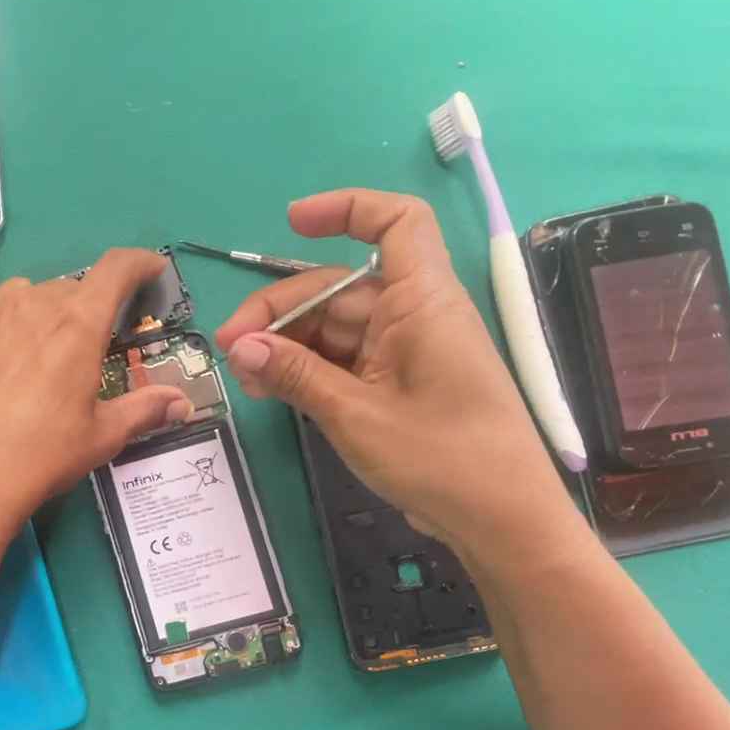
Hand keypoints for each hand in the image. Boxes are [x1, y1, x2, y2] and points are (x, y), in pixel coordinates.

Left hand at [0, 249, 191, 542]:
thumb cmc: (42, 456)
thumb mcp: (102, 436)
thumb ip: (143, 410)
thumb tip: (181, 403)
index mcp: (78, 323)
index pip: (116, 270)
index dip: (138, 264)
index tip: (149, 272)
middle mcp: (32, 304)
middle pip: (68, 289)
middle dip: (83, 312)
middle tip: (82, 353)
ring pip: (19, 293)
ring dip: (34, 311)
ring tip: (31, 350)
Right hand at [213, 189, 582, 560]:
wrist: (499, 519)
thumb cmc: (442, 457)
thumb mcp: (356, 415)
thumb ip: (296, 375)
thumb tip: (240, 347)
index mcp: (421, 302)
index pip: (395, 224)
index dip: (347, 210)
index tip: (291, 223)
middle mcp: (413, 316)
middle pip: (338, 288)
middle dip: (281, 311)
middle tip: (230, 349)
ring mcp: (403, 353)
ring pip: (333, 329)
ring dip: (286, 347)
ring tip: (246, 379)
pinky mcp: (396, 386)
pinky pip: (342, 362)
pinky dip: (305, 371)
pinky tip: (270, 390)